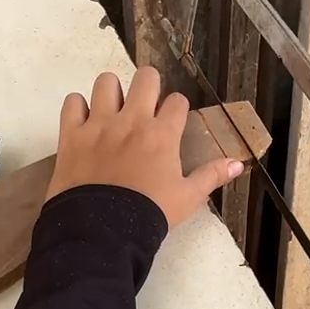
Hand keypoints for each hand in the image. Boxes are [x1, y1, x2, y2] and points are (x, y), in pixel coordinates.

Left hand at [46, 67, 242, 228]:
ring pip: (106, 82)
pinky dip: (78, 108)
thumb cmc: (150, 214)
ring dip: (112, 92)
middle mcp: (132, 120)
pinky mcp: (71, 134)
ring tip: (113, 109)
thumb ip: (212, 176)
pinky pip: (72, 102)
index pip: (177, 102)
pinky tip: (84, 121)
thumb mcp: (188, 198)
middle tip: (145, 105)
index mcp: (162, 134)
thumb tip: (238, 164)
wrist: (103, 230)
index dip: (177, 109)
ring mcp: (99, 124)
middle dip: (149, 86)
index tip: (173, 121)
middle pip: (145, 78)